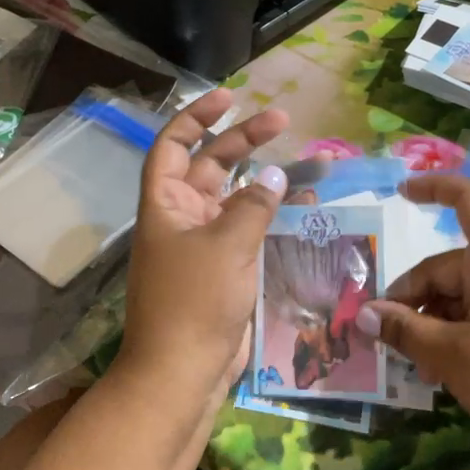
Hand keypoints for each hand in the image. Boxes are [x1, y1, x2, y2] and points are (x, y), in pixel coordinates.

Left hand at [118, 89, 288, 401]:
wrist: (182, 371)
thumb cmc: (193, 301)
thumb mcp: (225, 245)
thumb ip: (253, 206)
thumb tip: (275, 177)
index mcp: (165, 203)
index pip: (174, 145)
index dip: (196, 117)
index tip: (229, 98)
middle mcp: (182, 216)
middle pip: (211, 165)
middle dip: (243, 141)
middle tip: (283, 122)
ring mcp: (204, 244)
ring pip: (235, 198)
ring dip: (263, 180)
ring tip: (304, 161)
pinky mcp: (224, 269)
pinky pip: (247, 230)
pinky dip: (270, 215)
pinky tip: (300, 205)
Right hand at [360, 174, 469, 465]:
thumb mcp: (451, 356)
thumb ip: (404, 331)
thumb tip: (364, 315)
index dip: (435, 188)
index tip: (401, 194)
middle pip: (451, 266)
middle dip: (415, 299)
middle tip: (387, 340)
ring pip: (464, 296)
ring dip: (434, 323)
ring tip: (417, 368)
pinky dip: (458, 335)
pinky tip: (442, 371)